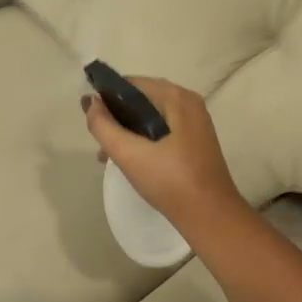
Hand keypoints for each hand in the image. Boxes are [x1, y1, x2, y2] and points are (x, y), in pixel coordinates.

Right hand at [82, 77, 245, 225]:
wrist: (211, 217)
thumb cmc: (170, 182)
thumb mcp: (129, 154)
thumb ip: (103, 126)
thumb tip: (90, 102)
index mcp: (178, 98)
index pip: (133, 84)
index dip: (107, 97)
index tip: (90, 118)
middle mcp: (190, 103)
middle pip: (143, 99)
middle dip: (117, 117)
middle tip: (99, 140)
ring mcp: (195, 123)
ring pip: (152, 117)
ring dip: (128, 131)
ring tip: (107, 155)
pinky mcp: (196, 142)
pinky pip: (163, 130)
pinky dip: (144, 139)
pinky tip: (130, 160)